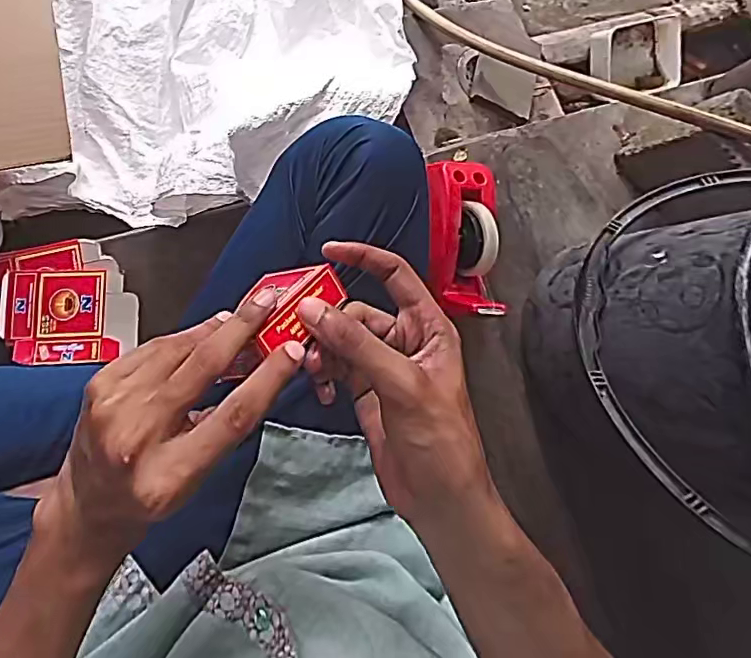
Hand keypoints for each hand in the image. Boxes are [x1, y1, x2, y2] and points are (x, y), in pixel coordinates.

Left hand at [35, 290, 305, 568]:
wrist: (87, 505)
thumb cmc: (145, 496)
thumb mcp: (194, 479)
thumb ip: (223, 425)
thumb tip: (252, 366)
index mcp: (170, 476)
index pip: (231, 416)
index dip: (266, 378)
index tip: (288, 352)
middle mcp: (137, 438)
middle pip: (202, 368)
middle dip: (240, 329)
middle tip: (264, 304)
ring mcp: (113, 406)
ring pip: (176, 349)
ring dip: (211, 329)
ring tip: (236, 318)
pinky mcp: (100, 384)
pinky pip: (150, 348)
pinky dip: (180, 337)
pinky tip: (198, 334)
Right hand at [296, 241, 496, 530]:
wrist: (441, 500)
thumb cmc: (444, 444)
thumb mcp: (401, 383)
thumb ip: (357, 344)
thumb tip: (317, 310)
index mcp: (427, 328)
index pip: (395, 275)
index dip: (364, 257)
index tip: (331, 250)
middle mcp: (404, 342)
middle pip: (356, 311)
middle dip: (330, 320)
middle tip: (306, 330)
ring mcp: (382, 366)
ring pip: (341, 339)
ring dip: (322, 349)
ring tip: (314, 367)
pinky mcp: (365, 390)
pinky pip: (335, 365)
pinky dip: (323, 371)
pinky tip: (322, 386)